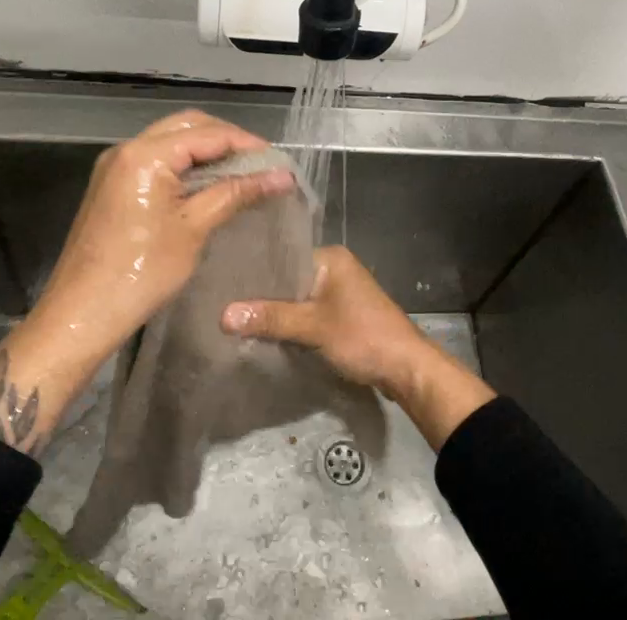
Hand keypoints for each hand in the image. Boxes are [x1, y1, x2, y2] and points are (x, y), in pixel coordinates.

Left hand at [36, 109, 293, 352]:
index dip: (247, 144)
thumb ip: (237, 193)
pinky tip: (208, 185)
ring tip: (242, 174)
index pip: (208, 134)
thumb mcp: (195, 229)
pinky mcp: (111, 184)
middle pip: (187, 125)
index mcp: (145, 155)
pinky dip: (185, 164)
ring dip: (206, 151)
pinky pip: (155, 159)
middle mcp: (127, 148)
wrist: (82, 312)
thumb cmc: (143, 273)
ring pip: (170, 140)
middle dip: (227, 140)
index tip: (279, 162)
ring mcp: (115, 166)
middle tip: (261, 165)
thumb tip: (282, 176)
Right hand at [222, 246, 495, 449]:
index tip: (221, 283)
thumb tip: (222, 314)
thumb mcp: (313, 327)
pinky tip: (263, 334)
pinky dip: (289, 324)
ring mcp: (339, 293)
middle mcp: (335, 269)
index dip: (253, 272)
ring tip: (234, 319)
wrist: (406, 369)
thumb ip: (270, 319)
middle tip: (220, 303)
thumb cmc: (362, 337)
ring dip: (274, 313)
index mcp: (330, 258)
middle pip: (287, 279)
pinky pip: (306, 315)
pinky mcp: (340, 317)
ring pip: (296, 300)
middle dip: (261, 296)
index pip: (282, 256)